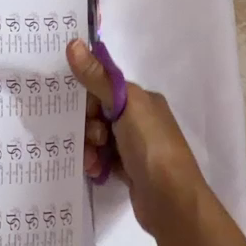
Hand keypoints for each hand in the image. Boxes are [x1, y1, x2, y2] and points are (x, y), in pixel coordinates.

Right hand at [71, 39, 206, 238]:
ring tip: (92, 160)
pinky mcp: (129, 170)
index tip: (74, 109)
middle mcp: (140, 120)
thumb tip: (73, 43)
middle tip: (91, 138)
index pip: (105, 88)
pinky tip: (95, 171)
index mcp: (142, 100)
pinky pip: (103, 159)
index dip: (87, 98)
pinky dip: (96, 163)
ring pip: (98, 138)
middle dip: (87, 125)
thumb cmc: (151, 147)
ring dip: (89, 147)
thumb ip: (98, 79)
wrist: (172, 202)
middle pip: (98, 114)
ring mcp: (135, 146)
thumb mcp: (124, 106)